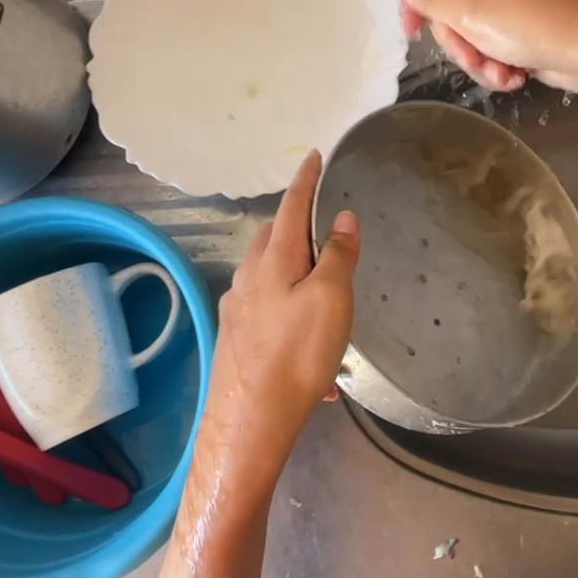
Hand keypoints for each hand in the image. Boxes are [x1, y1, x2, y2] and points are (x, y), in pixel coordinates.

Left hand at [207, 151, 359, 469]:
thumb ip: (337, 255)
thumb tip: (341, 217)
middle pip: (273, 239)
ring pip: (269, 277)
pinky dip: (291, 314)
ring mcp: (238, 309)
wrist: (250, 421)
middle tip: (326, 237)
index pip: (291, 206)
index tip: (313, 155)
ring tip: (327, 306)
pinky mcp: (236, 339)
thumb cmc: (298, 353)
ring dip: (296, 277)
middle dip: (296, 230)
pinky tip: (313, 354)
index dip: (305, 180)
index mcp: (274, 259)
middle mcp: (249, 277)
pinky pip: (268, 311)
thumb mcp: (331, 299)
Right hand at [389, 0, 577, 93]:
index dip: (414, 1)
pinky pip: (492, 49)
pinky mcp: (522, 33)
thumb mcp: (469, 10)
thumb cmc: (529, 24)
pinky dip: (498, 67)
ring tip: (499, 71)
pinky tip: (514, 76)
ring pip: (469, 36)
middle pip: (448, 10)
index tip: (410, 32)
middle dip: (457, 43)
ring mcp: (509, 7)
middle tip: (472, 56)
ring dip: (478, 60)